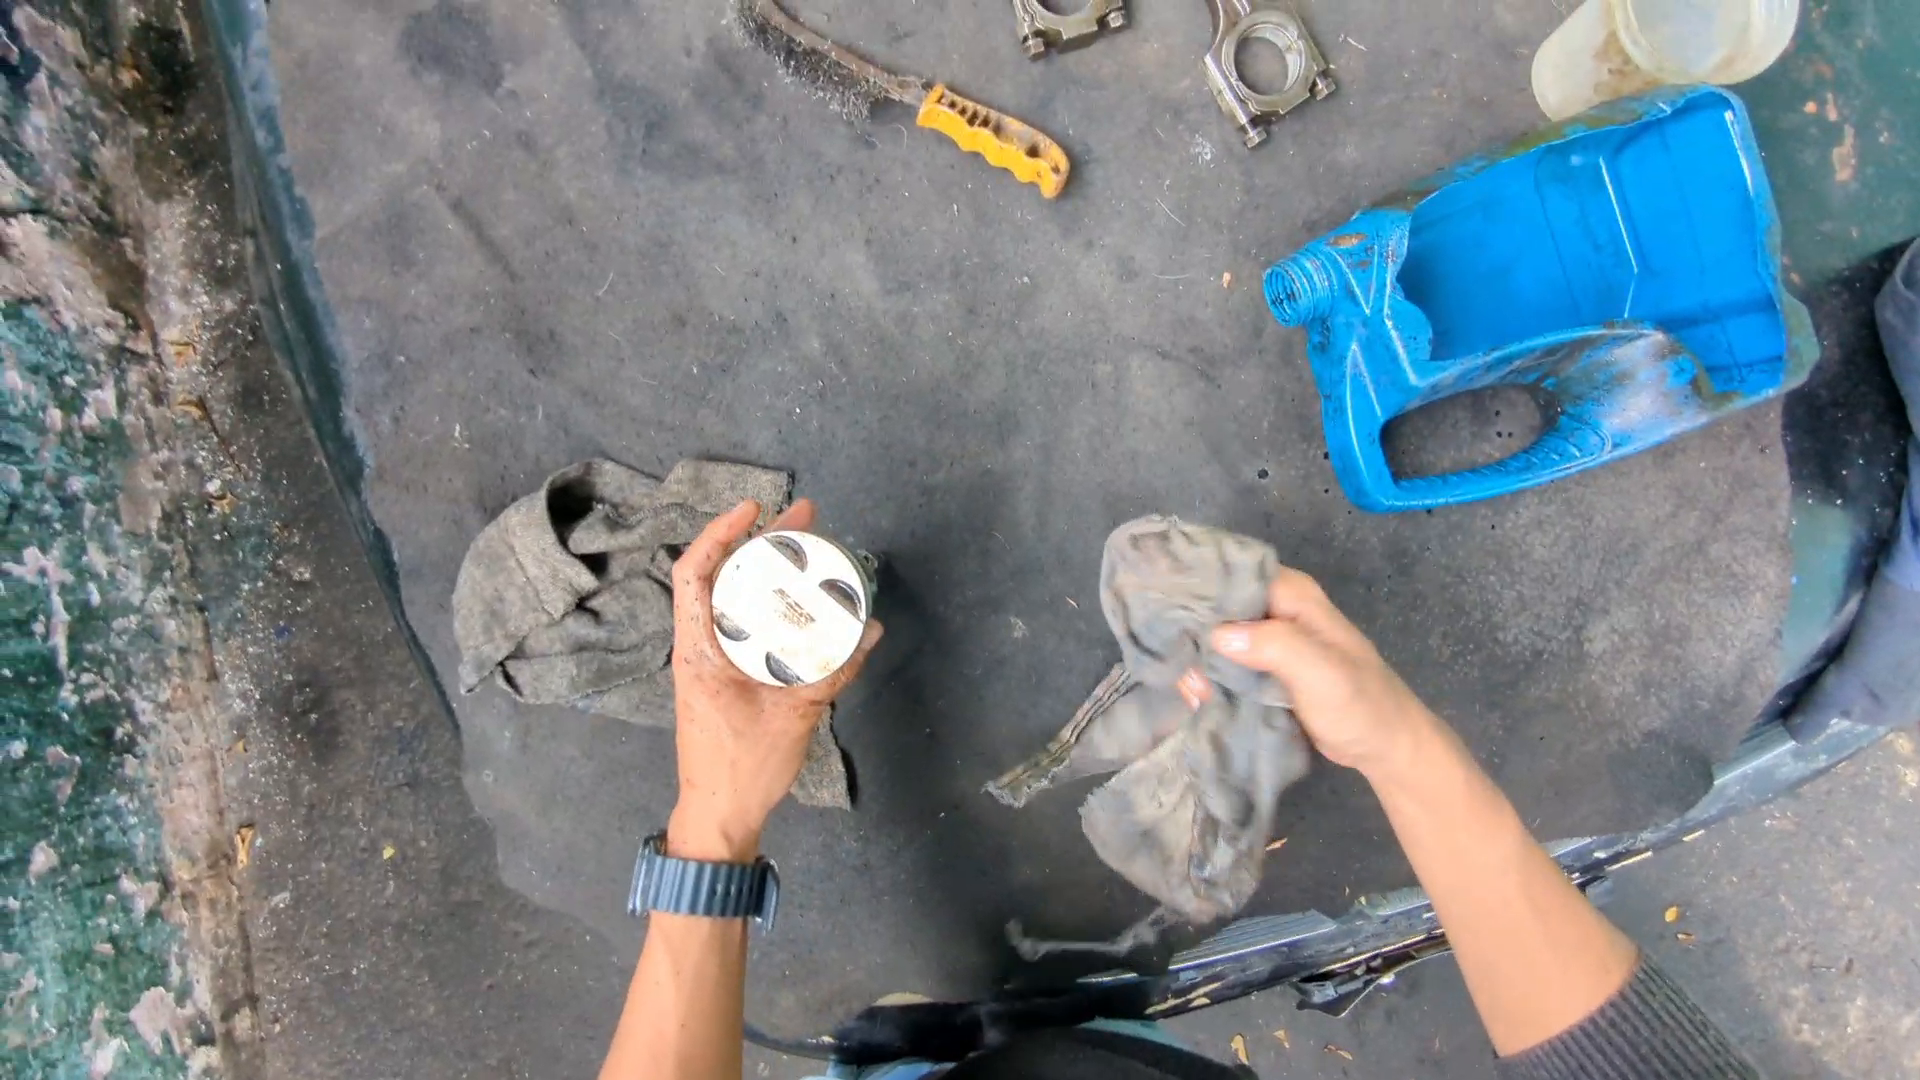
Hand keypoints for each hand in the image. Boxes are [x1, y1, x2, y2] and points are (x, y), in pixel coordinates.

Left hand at [667, 498, 881, 861]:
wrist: (718, 815)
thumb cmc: (744, 767)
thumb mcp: (794, 715)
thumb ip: (833, 670)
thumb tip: (872, 630)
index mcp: (699, 650)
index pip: (693, 574)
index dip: (719, 533)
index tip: (756, 509)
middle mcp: (699, 646)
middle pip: (719, 576)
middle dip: (759, 542)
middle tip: (806, 518)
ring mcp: (711, 660)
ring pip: (732, 599)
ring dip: (763, 571)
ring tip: (807, 548)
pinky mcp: (726, 674)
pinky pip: (744, 624)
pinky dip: (769, 603)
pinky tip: (800, 600)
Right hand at [1179, 566, 1441, 780]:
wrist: (1385, 749)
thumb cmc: (1361, 704)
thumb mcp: (1323, 672)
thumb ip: (1275, 646)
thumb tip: (1218, 635)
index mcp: (1290, 594)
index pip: (1231, 573)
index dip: (1197, 586)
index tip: (1163, 605)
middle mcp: (1273, 609)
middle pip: (1216, 604)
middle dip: (1190, 629)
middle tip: (1171, 658)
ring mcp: (1265, 640)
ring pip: (1214, 636)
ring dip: (1196, 659)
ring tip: (1185, 686)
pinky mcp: (1259, 668)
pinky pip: (1222, 662)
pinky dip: (1206, 676)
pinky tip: (1193, 694)